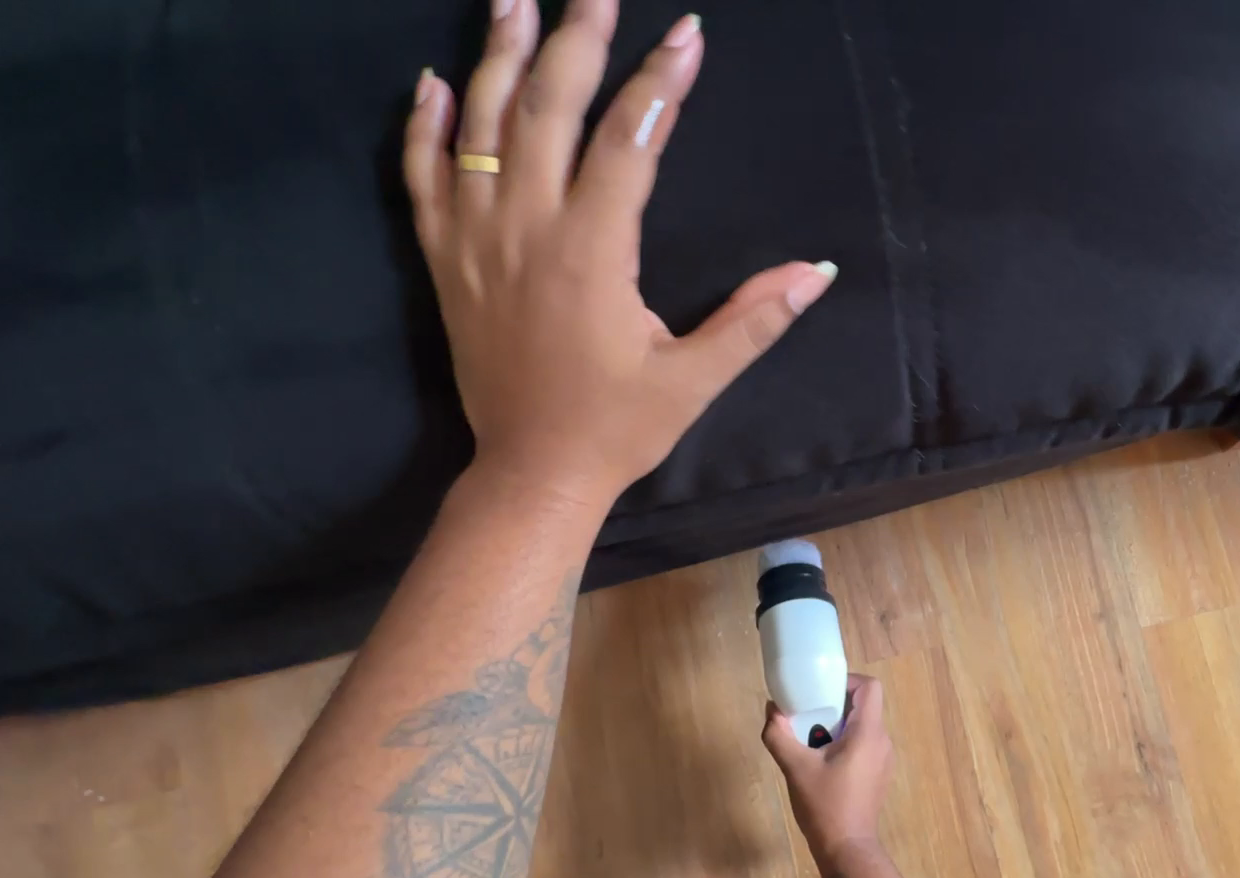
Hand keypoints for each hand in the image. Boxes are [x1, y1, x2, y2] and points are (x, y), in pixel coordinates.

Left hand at [403, 3, 835, 506]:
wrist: (534, 471)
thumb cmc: (619, 427)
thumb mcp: (696, 380)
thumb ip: (754, 321)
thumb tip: (815, 273)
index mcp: (591, 255)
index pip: (628, 143)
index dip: (659, 82)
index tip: (687, 33)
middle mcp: (525, 231)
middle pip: (546, 110)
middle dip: (576, 39)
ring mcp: (475, 242)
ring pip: (479, 127)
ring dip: (499, 54)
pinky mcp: (446, 263)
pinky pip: (423, 176)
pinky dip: (426, 124)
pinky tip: (436, 81)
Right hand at [762, 675, 894, 870]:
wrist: (847, 849)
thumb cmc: (825, 805)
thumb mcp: (795, 768)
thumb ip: (779, 735)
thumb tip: (772, 710)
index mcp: (868, 733)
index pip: (870, 687)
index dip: (848, 681)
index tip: (821, 691)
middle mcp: (882, 740)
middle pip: (865, 706)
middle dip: (835, 705)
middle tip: (809, 715)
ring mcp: (884, 758)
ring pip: (863, 726)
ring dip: (838, 725)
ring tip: (812, 740)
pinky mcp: (879, 773)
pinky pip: (864, 744)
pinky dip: (845, 743)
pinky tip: (823, 762)